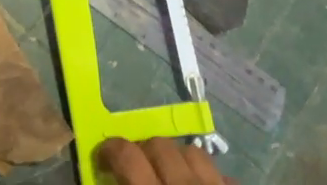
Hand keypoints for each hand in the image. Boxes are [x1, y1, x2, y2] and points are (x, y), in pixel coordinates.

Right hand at [97, 138, 233, 184]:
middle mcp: (185, 184)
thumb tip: (109, 174)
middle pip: (160, 145)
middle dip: (144, 152)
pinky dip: (209, 180)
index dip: (109, 150)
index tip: (102, 158)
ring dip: (178, 160)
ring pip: (194, 153)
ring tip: (172, 177)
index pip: (126, 154)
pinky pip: (223, 176)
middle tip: (137, 170)